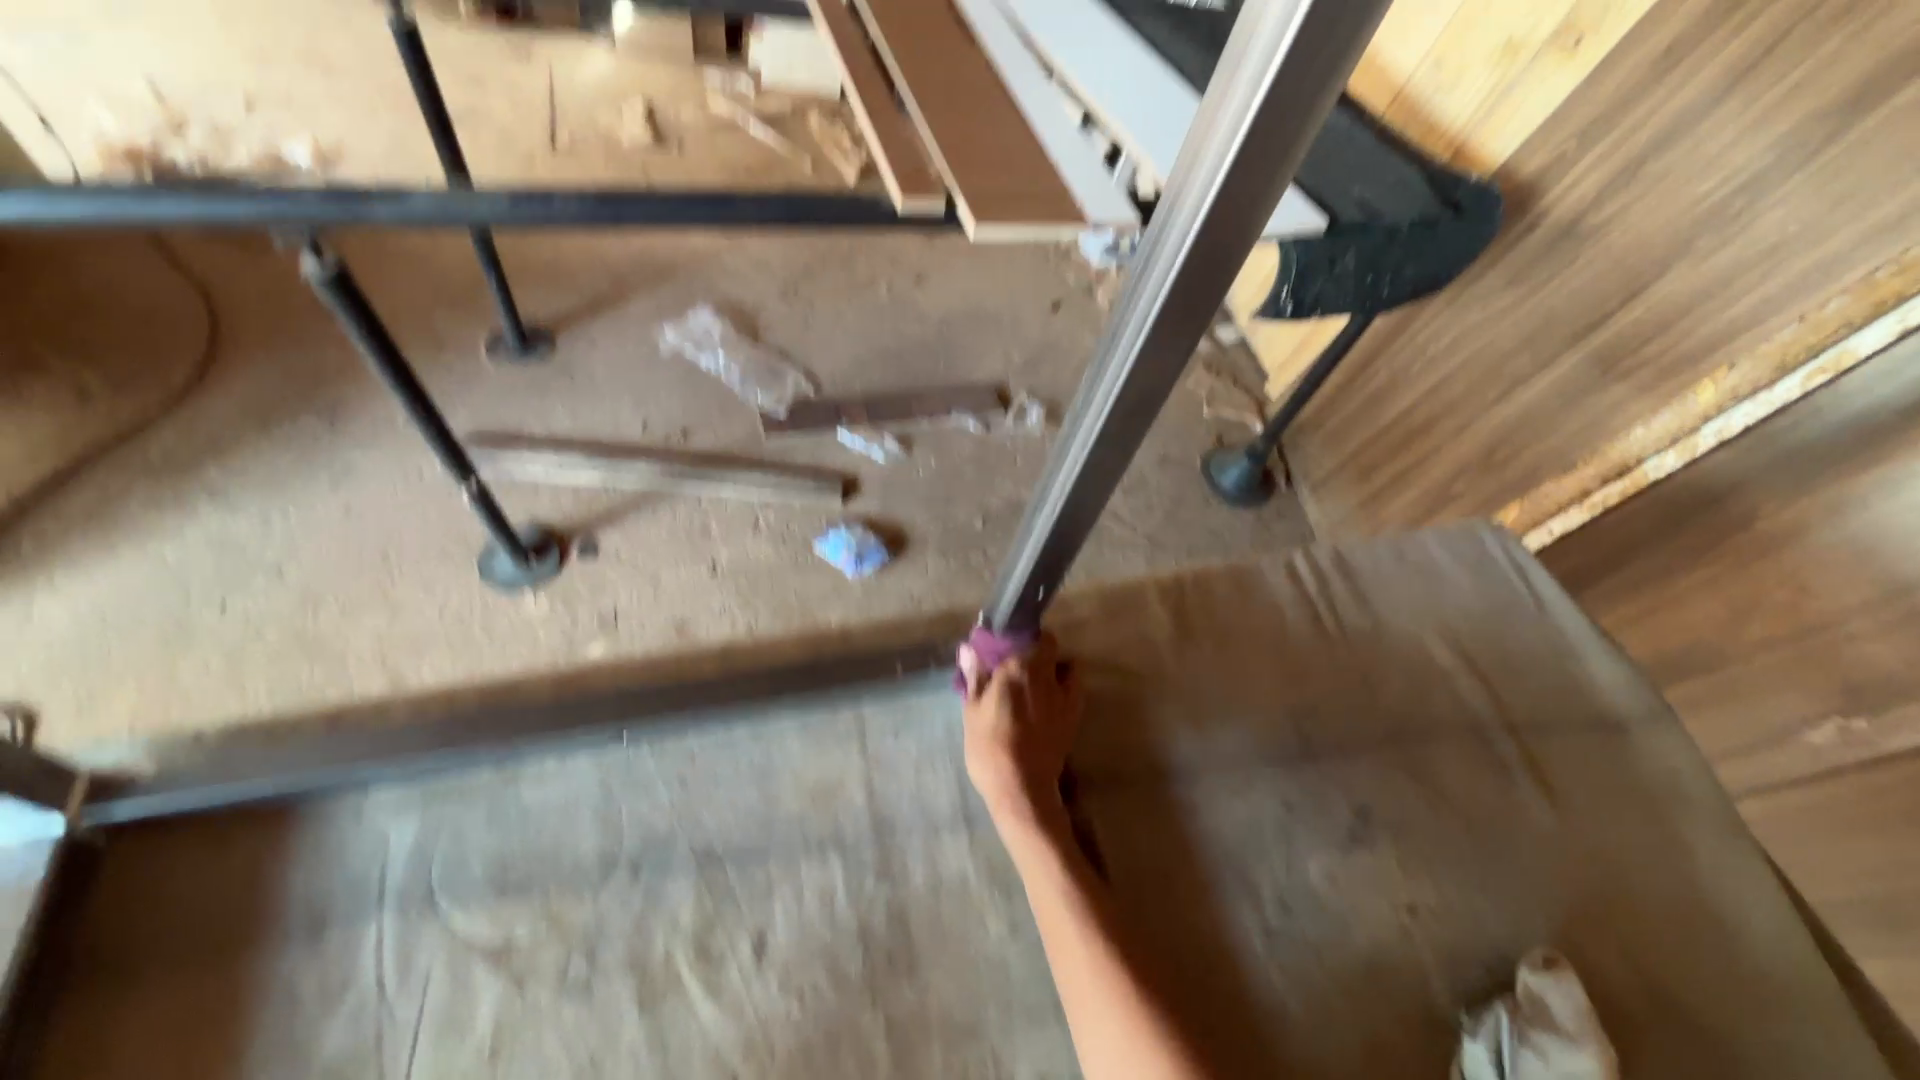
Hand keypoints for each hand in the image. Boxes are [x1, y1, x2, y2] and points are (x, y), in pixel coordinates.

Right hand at [959, 632, 1084, 830]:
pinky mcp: (1075, 713)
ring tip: (1036, 679)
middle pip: (1048, 645)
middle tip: (1016, 663)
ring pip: (1065, 664)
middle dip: (1035, 647)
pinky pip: (1074, 687)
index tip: (1004, 644)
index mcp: (1018, 667)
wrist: (1021, 787)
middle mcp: (1045, 673)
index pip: (1025, 634)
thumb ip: (975, 677)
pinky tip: (1052, 697)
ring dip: (1053, 665)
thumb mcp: (972, 711)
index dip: (1016, 635)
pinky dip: (1066, 684)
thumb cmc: (989, 747)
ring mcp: (1064, 693)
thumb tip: (968, 649)